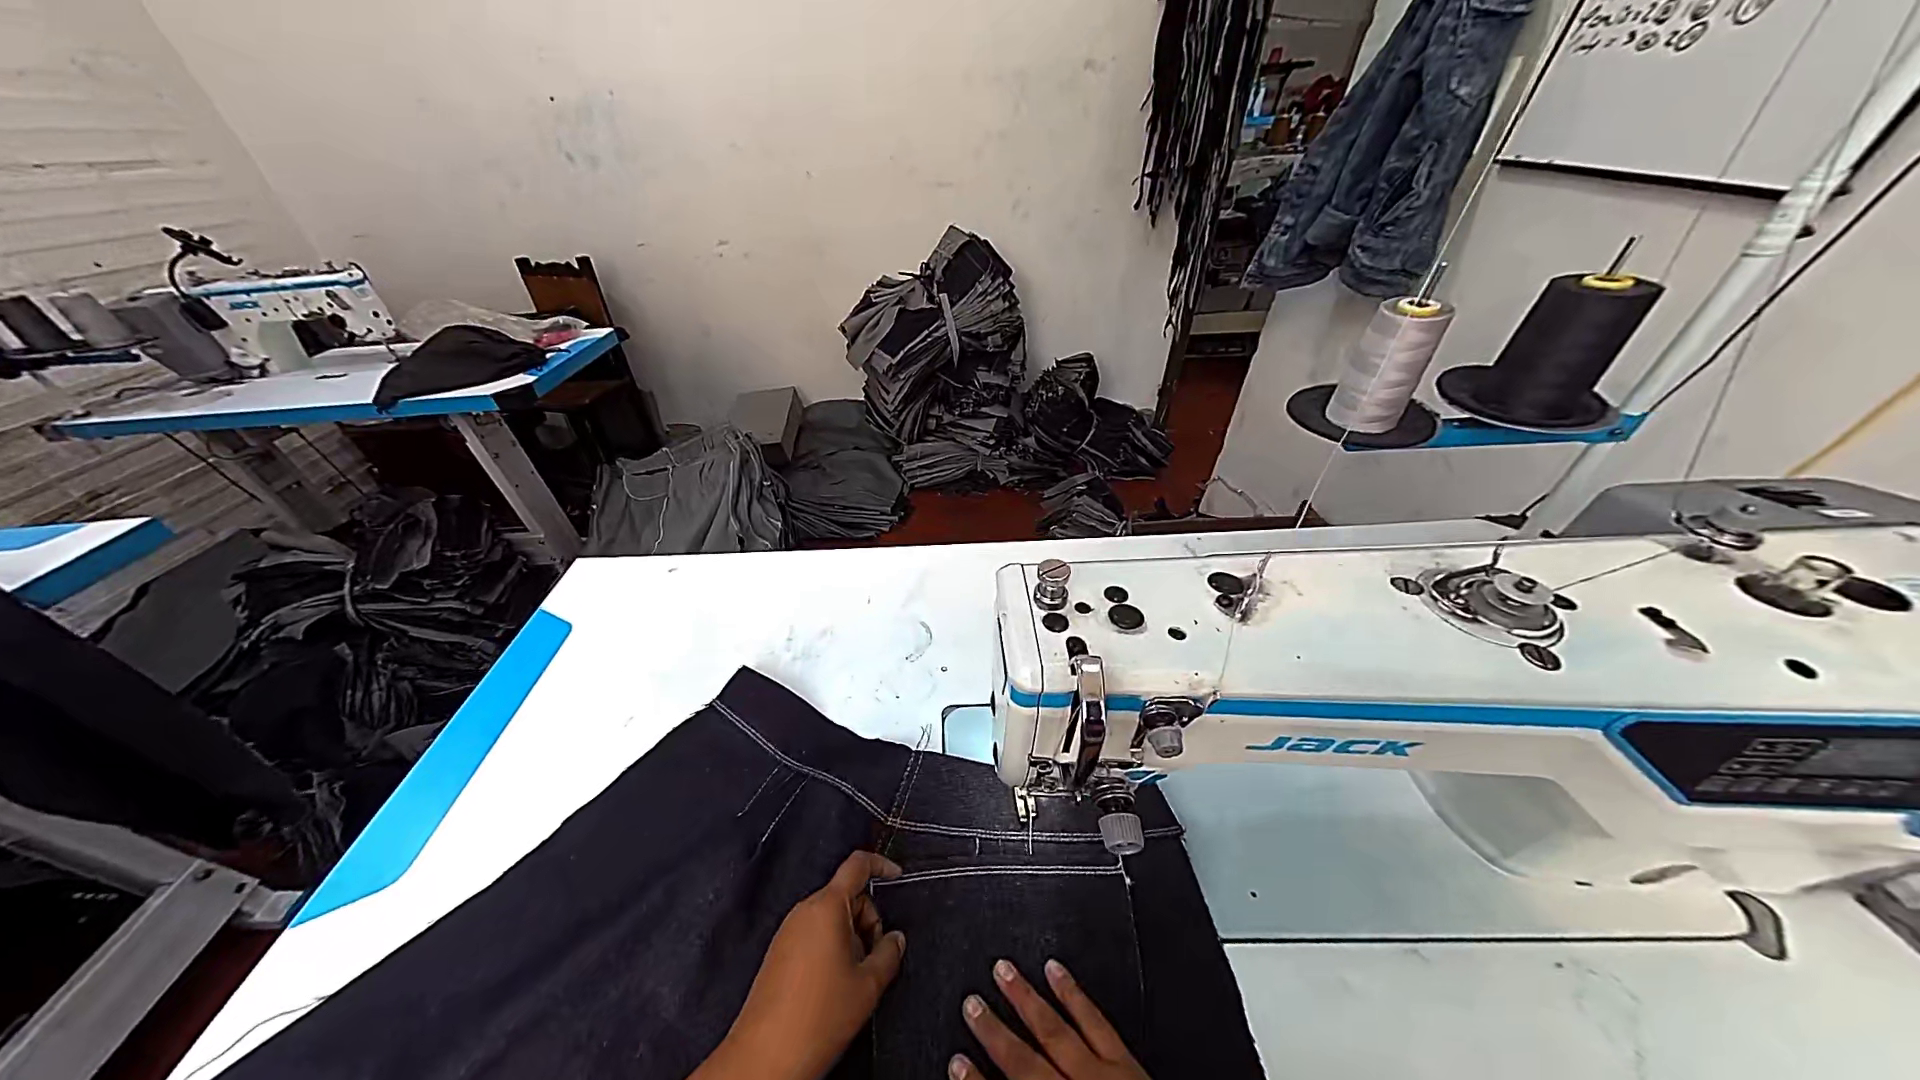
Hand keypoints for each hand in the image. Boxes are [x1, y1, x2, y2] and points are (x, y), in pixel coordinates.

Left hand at [691, 851, 905, 1079]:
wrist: (763, 1060)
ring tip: (853, 978)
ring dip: (852, 937)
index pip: (857, 865)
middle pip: (847, 896)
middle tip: (874, 957)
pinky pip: (815, 934)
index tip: (898, 877)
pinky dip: (832, 948)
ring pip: (832, 917)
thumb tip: (895, 938)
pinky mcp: (778, 953)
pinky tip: (834, 985)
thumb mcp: (868, 985)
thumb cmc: (819, 1016)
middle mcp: (804, 910)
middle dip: (868, 919)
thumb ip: (889, 953)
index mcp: (827, 906)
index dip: (881, 864)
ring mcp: (788, 931)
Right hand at [951, 959, 1150, 1079]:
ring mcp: (1105, 1078)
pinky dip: (1073, 994)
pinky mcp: (1128, 1065)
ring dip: (1027, 999)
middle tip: (971, 1003)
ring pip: (1056, 1031)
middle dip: (994, 1032)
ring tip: (1004, 970)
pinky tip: (1056, 970)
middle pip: (1026, 1063)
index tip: (956, 1063)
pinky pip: (1096, 1021)